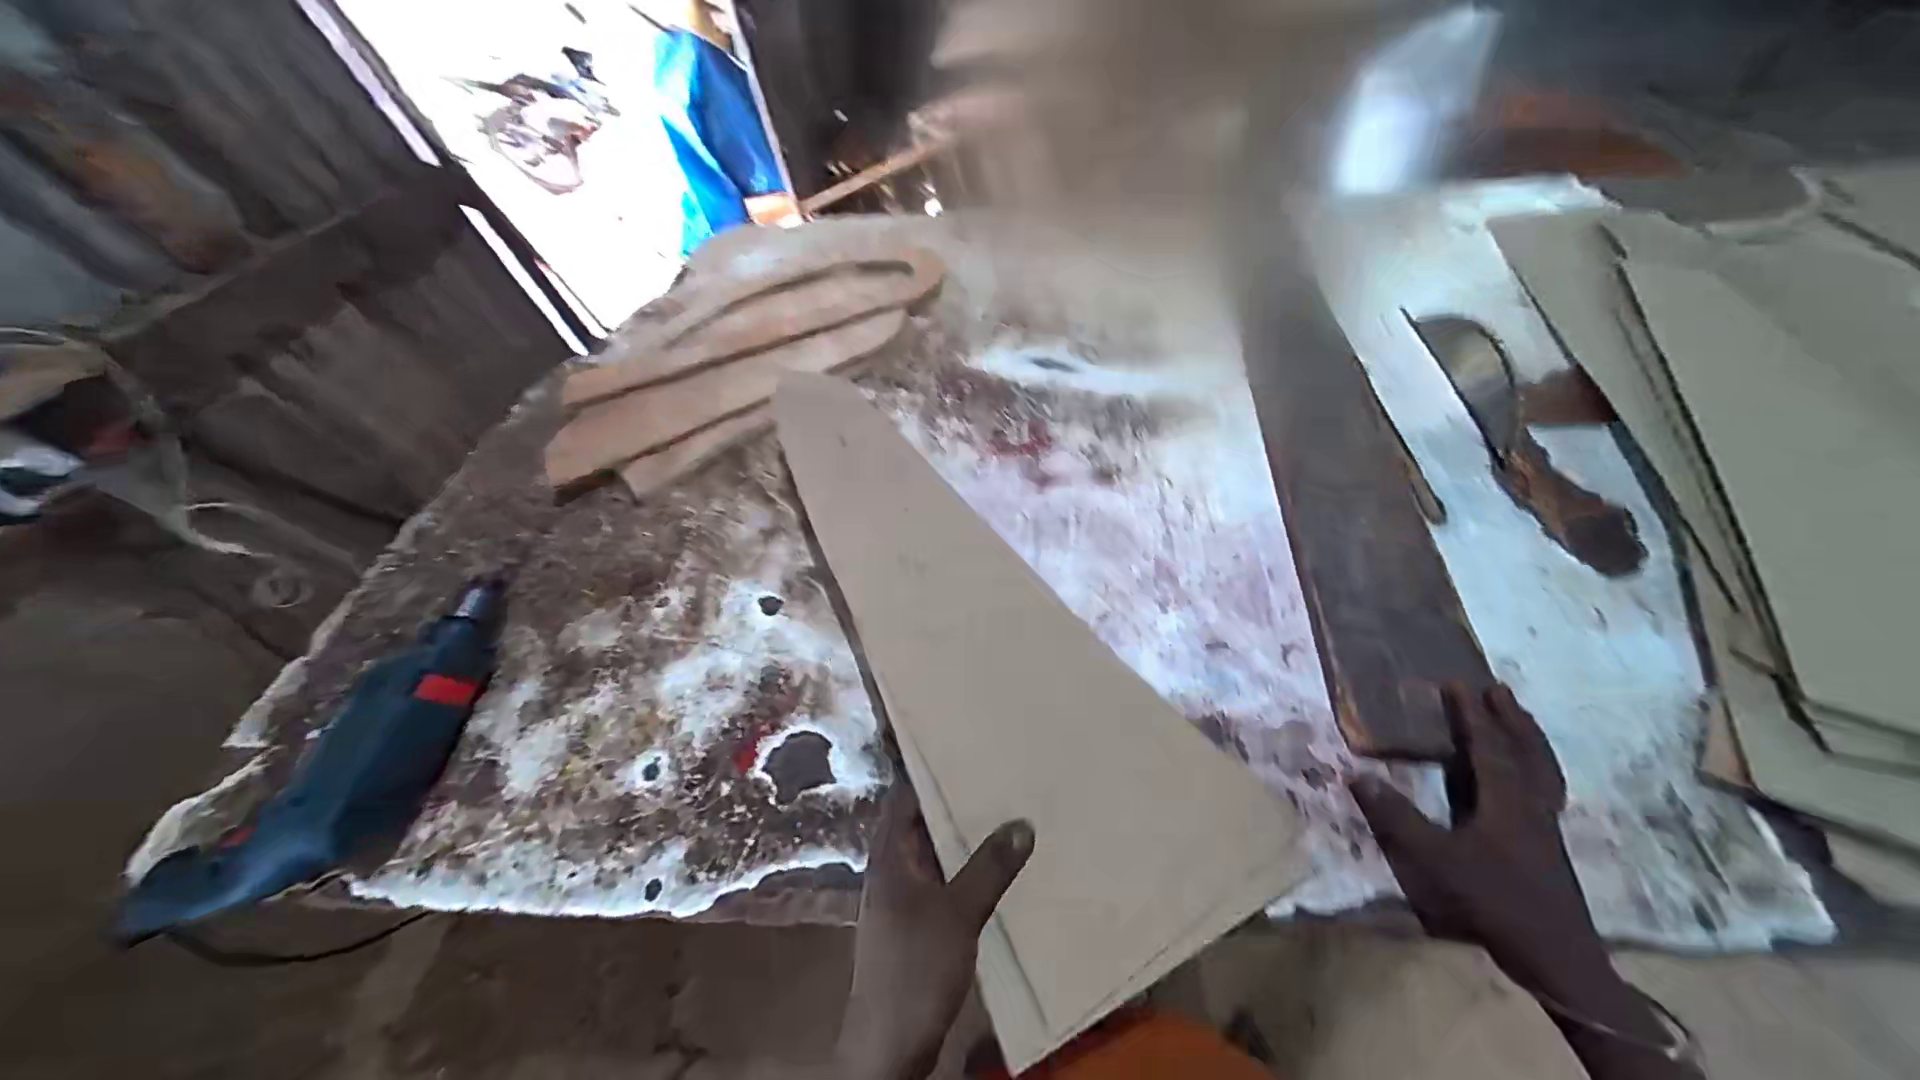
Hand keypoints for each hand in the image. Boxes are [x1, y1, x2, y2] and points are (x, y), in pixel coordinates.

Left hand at [836, 782, 1033, 1079]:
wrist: (887, 1047)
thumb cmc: (914, 968)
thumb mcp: (958, 912)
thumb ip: (990, 867)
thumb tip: (1022, 822)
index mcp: (889, 856)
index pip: (904, 797)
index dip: (928, 773)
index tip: (963, 753)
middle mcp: (891, 870)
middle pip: (921, 824)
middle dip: (954, 805)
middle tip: (996, 780)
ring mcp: (902, 899)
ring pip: (934, 855)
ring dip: (962, 841)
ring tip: (1004, 817)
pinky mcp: (915, 925)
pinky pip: (941, 883)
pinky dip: (963, 871)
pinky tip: (995, 870)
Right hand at [1348, 684, 1603, 996]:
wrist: (1556, 956)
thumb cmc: (1493, 899)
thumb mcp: (1434, 858)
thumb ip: (1395, 816)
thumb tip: (1355, 774)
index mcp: (1507, 801)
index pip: (1488, 747)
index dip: (1472, 715)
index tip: (1458, 684)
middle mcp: (1532, 805)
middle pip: (1526, 752)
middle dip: (1510, 718)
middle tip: (1497, 688)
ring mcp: (1545, 825)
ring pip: (1542, 770)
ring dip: (1527, 739)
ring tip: (1516, 717)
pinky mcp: (1547, 843)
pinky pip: (1544, 788)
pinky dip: (1536, 768)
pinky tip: (1526, 776)